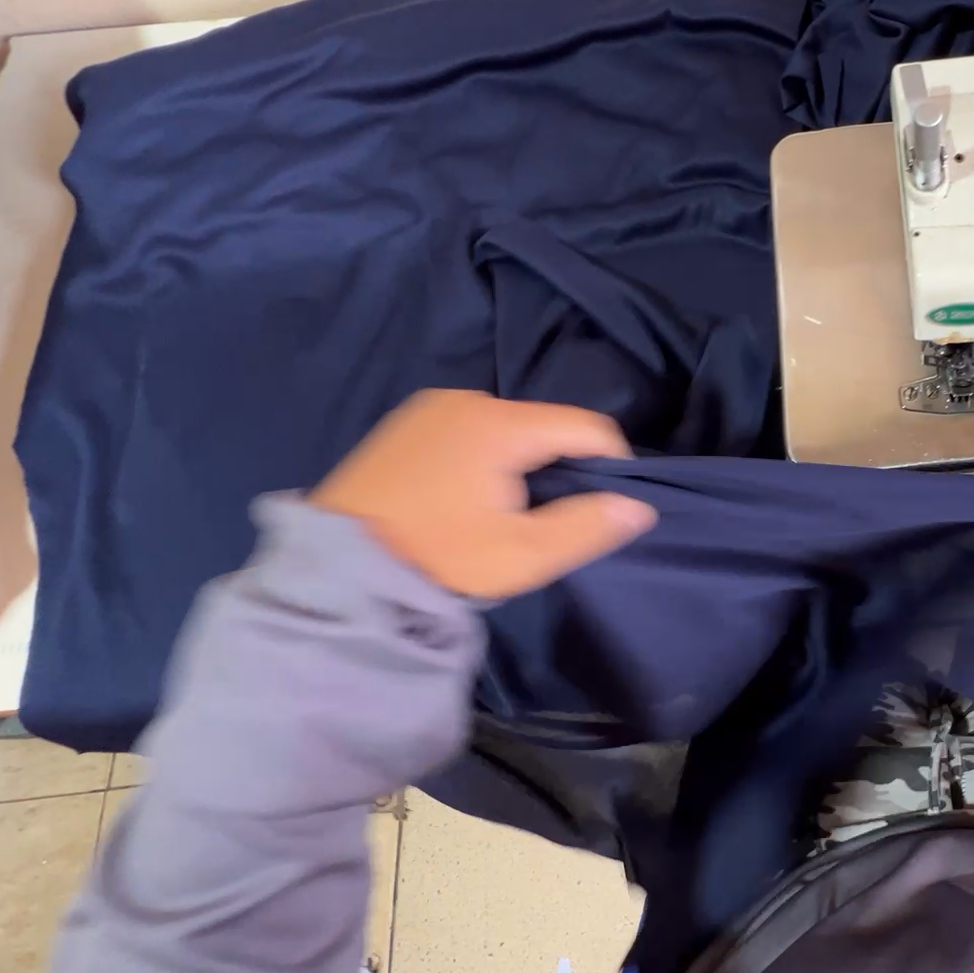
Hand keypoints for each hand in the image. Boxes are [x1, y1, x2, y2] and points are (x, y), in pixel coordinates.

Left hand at [312, 390, 655, 597]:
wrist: (333, 572)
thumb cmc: (439, 559)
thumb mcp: (524, 555)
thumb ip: (588, 526)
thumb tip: (640, 507)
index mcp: (499, 424)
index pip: (588, 428)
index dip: (612, 465)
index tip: (603, 506)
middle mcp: (466, 401)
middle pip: (550, 426)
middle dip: (565, 466)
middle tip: (551, 516)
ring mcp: (432, 408)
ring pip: (515, 428)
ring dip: (529, 463)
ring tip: (512, 509)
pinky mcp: (408, 424)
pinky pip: (476, 430)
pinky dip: (493, 456)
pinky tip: (474, 495)